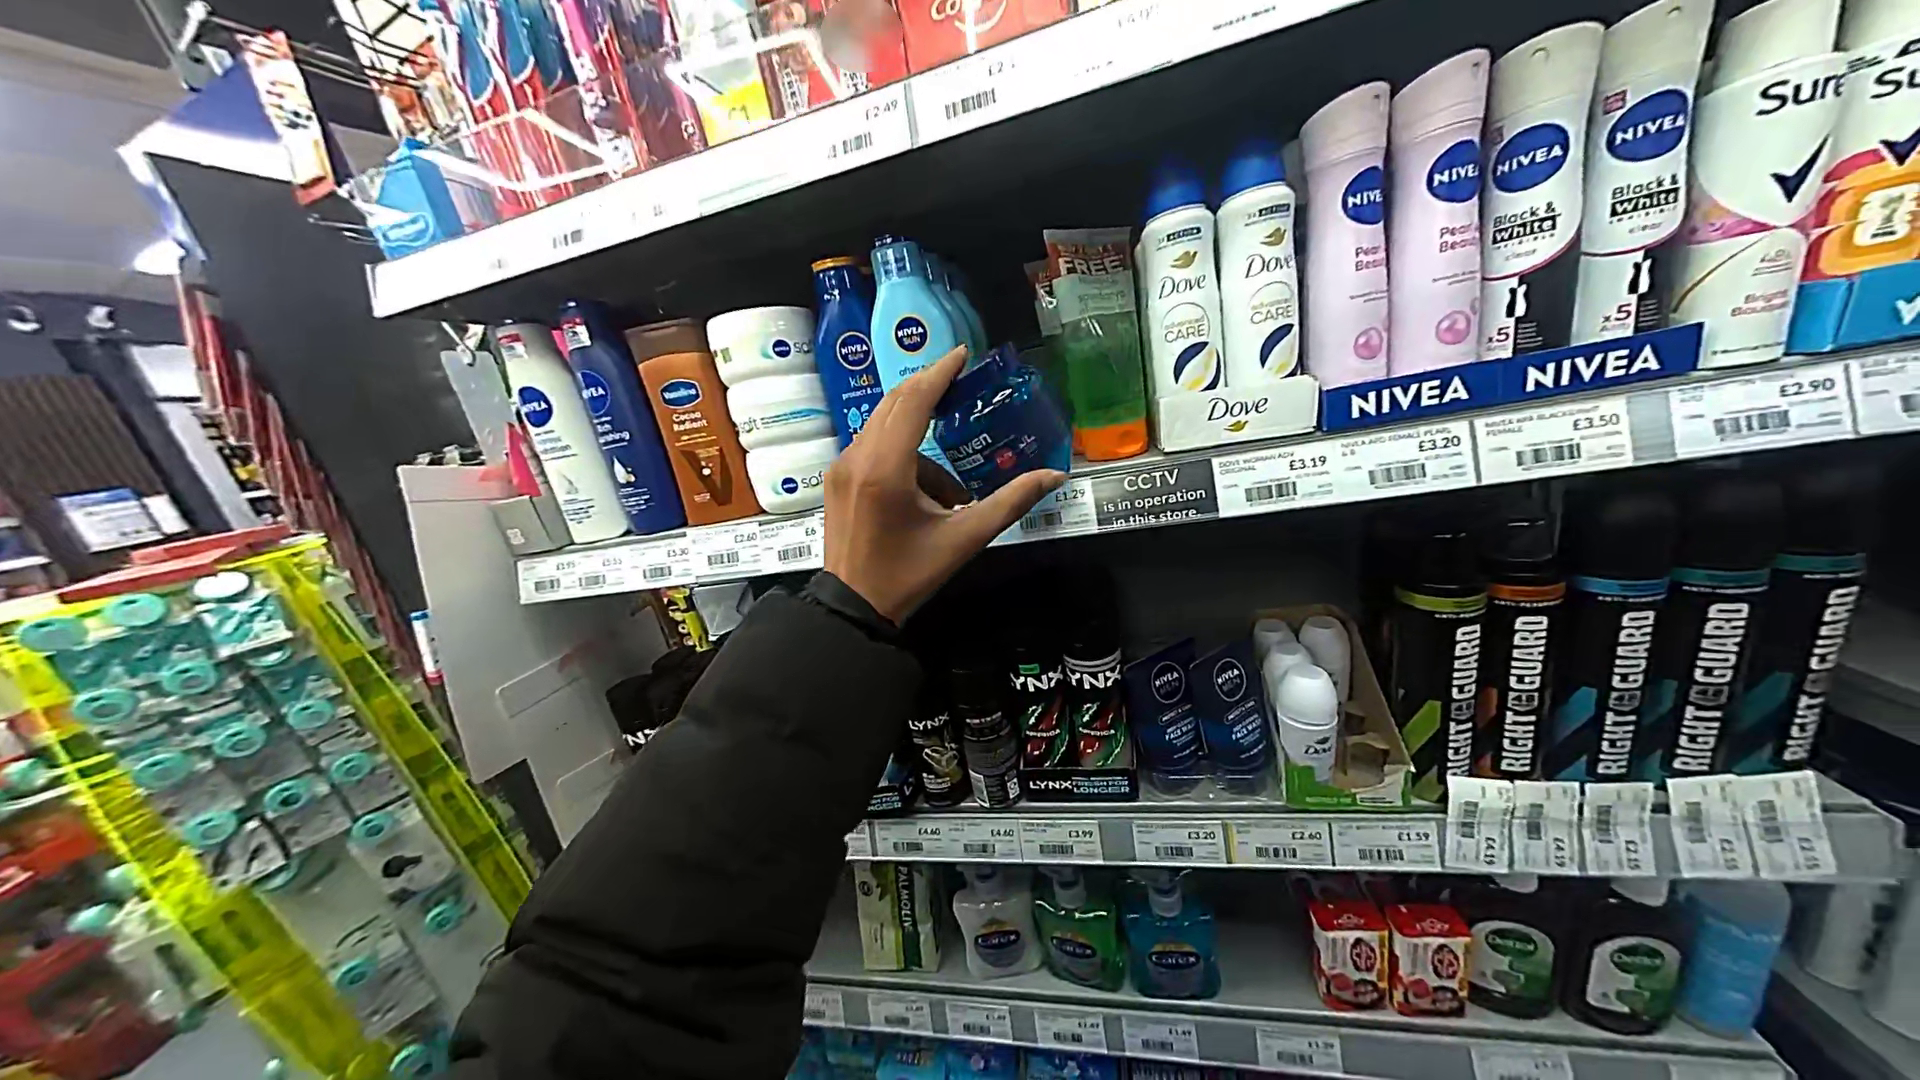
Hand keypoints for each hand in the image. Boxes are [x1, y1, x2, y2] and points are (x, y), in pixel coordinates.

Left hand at [824, 345, 1066, 623]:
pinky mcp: (836, 479)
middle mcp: (857, 458)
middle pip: (894, 403)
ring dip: (920, 439)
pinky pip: (872, 448)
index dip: (939, 373)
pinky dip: (902, 456)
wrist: (853, 607)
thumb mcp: (963, 540)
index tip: (963, 355)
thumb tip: (1053, 476)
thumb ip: (1010, 503)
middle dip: (929, 391)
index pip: (913, 401)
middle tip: (962, 387)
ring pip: (884, 427)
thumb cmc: (908, 575)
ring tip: (951, 491)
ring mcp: (841, 468)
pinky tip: (924, 496)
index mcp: (886, 469)